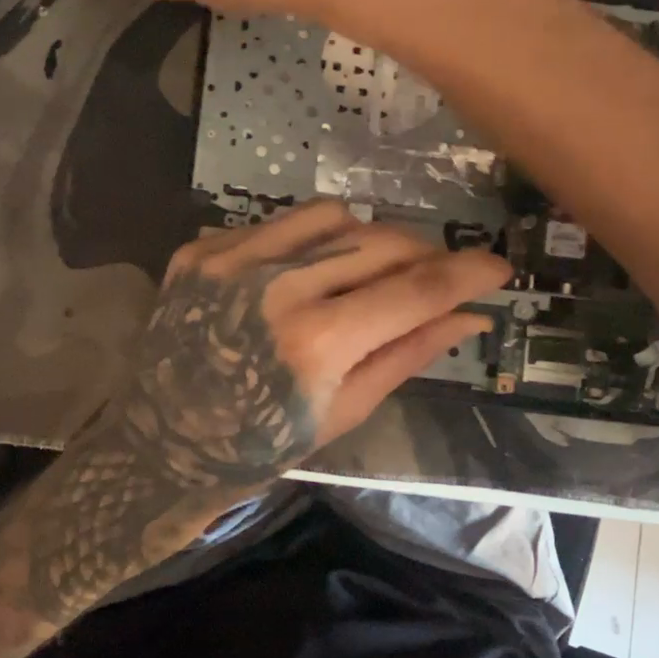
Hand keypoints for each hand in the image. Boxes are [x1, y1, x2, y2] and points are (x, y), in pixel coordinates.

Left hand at [106, 200, 509, 492]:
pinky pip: (278, 221)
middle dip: (422, 254)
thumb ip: (407, 353)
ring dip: (367, 237)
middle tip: (433, 276)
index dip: (466, 273)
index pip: (414, 290)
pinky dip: (310, 239)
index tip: (497, 265)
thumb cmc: (258, 442)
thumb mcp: (342, 411)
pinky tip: (308, 270)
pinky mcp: (201, 249)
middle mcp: (274, 286)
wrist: (161, 440)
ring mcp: (230, 259)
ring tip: (368, 271)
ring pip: (332, 215)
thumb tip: (471, 315)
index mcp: (315, 343)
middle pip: (379, 242)